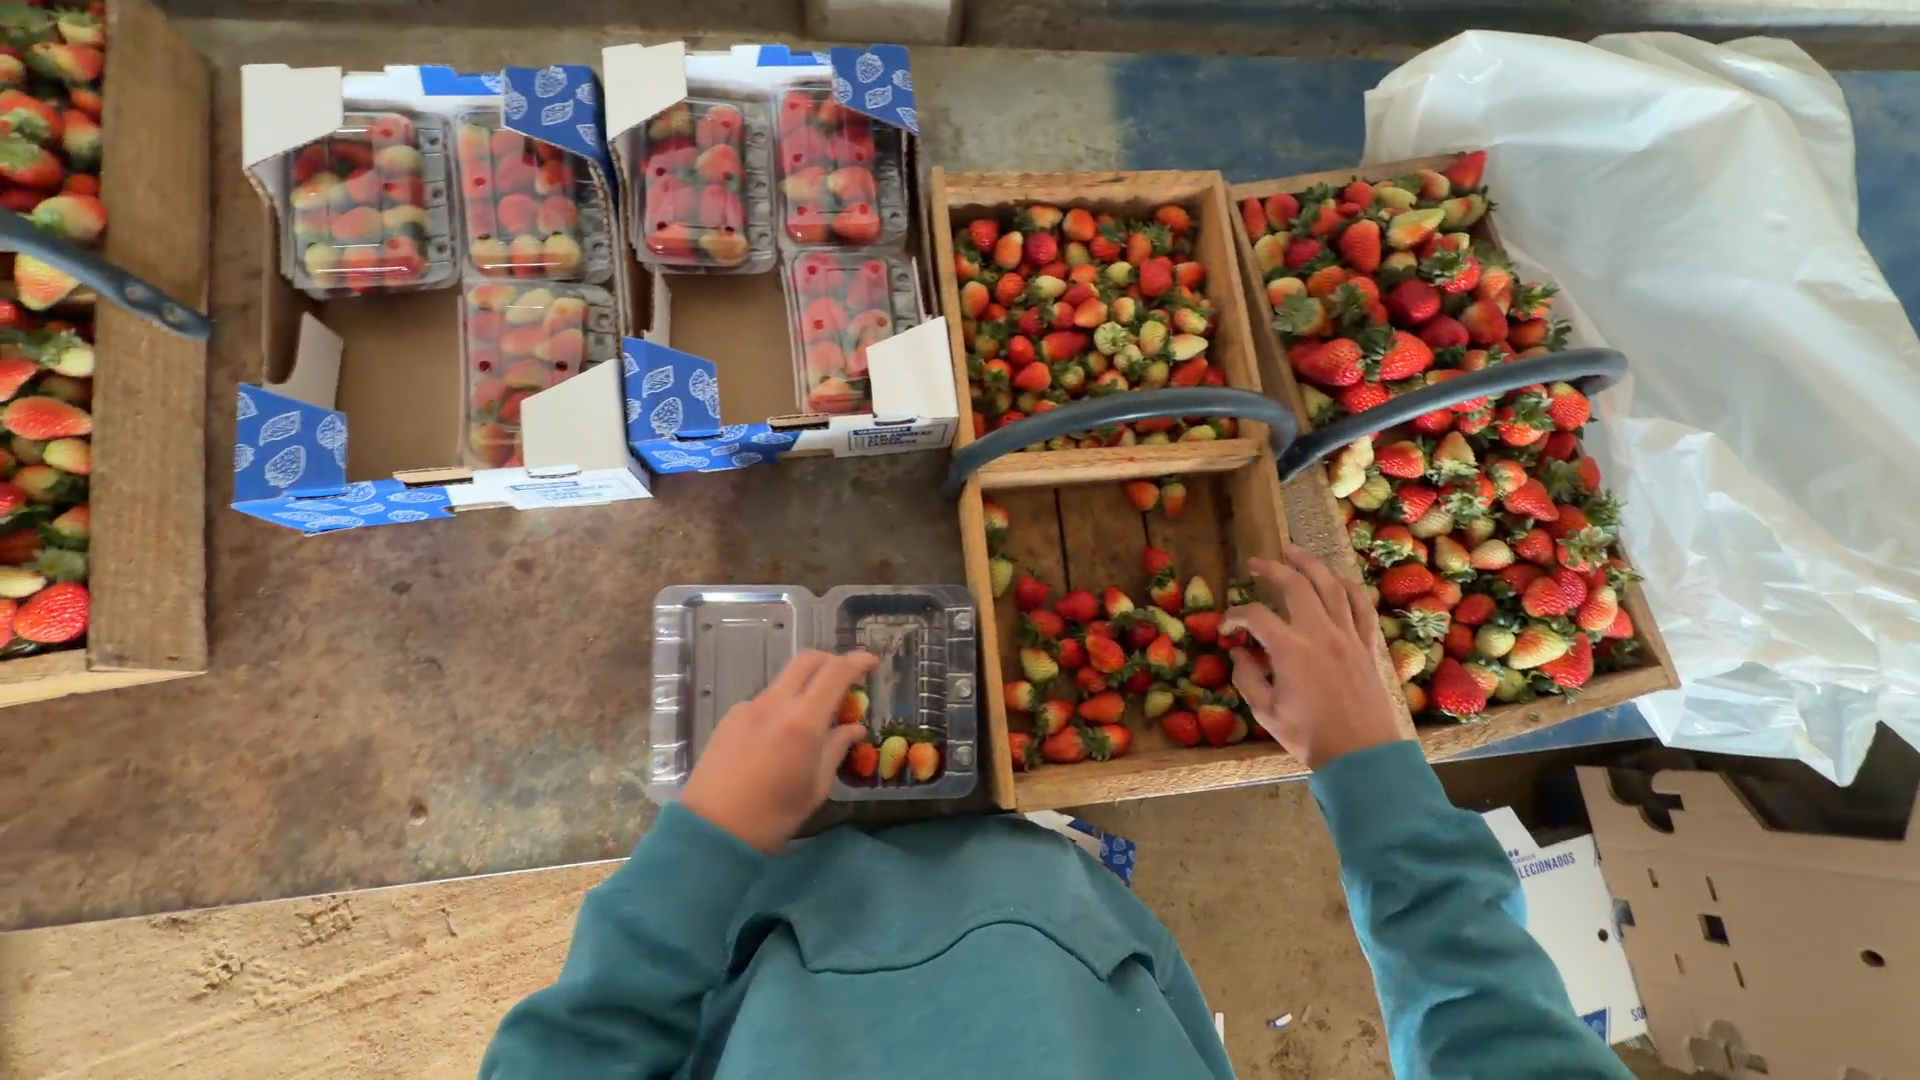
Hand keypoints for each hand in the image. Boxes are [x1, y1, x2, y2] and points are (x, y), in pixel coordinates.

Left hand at [681, 649, 877, 852]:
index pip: (836, 673)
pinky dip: (783, 705)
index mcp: (803, 721)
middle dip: (831, 660)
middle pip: (808, 660)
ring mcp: (749, 707)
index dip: (857, 661)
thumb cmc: (773, 816)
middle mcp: (775, 704)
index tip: (872, 661)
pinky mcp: (730, 717)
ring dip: (806, 685)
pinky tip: (780, 736)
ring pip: (785, 680)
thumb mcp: (816, 787)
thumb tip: (854, 728)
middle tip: (845, 678)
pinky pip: (765, 699)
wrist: (711, 830)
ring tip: (813, 718)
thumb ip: (836, 749)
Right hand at [1223, 548, 1404, 768]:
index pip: (1255, 616)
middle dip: (1272, 569)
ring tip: (1293, 553)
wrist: (1361, 754)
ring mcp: (1348, 636)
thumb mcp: (1265, 711)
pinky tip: (1336, 579)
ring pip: (1331, 586)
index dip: (1234, 616)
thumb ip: (1246, 677)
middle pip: (1295, 586)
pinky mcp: (1367, 645)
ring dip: (1310, 565)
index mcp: (1291, 650)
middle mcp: (1320, 633)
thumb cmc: (1309, 736)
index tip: (1226, 627)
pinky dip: (1348, 587)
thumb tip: (1238, 653)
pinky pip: (1361, 606)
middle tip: (1255, 564)